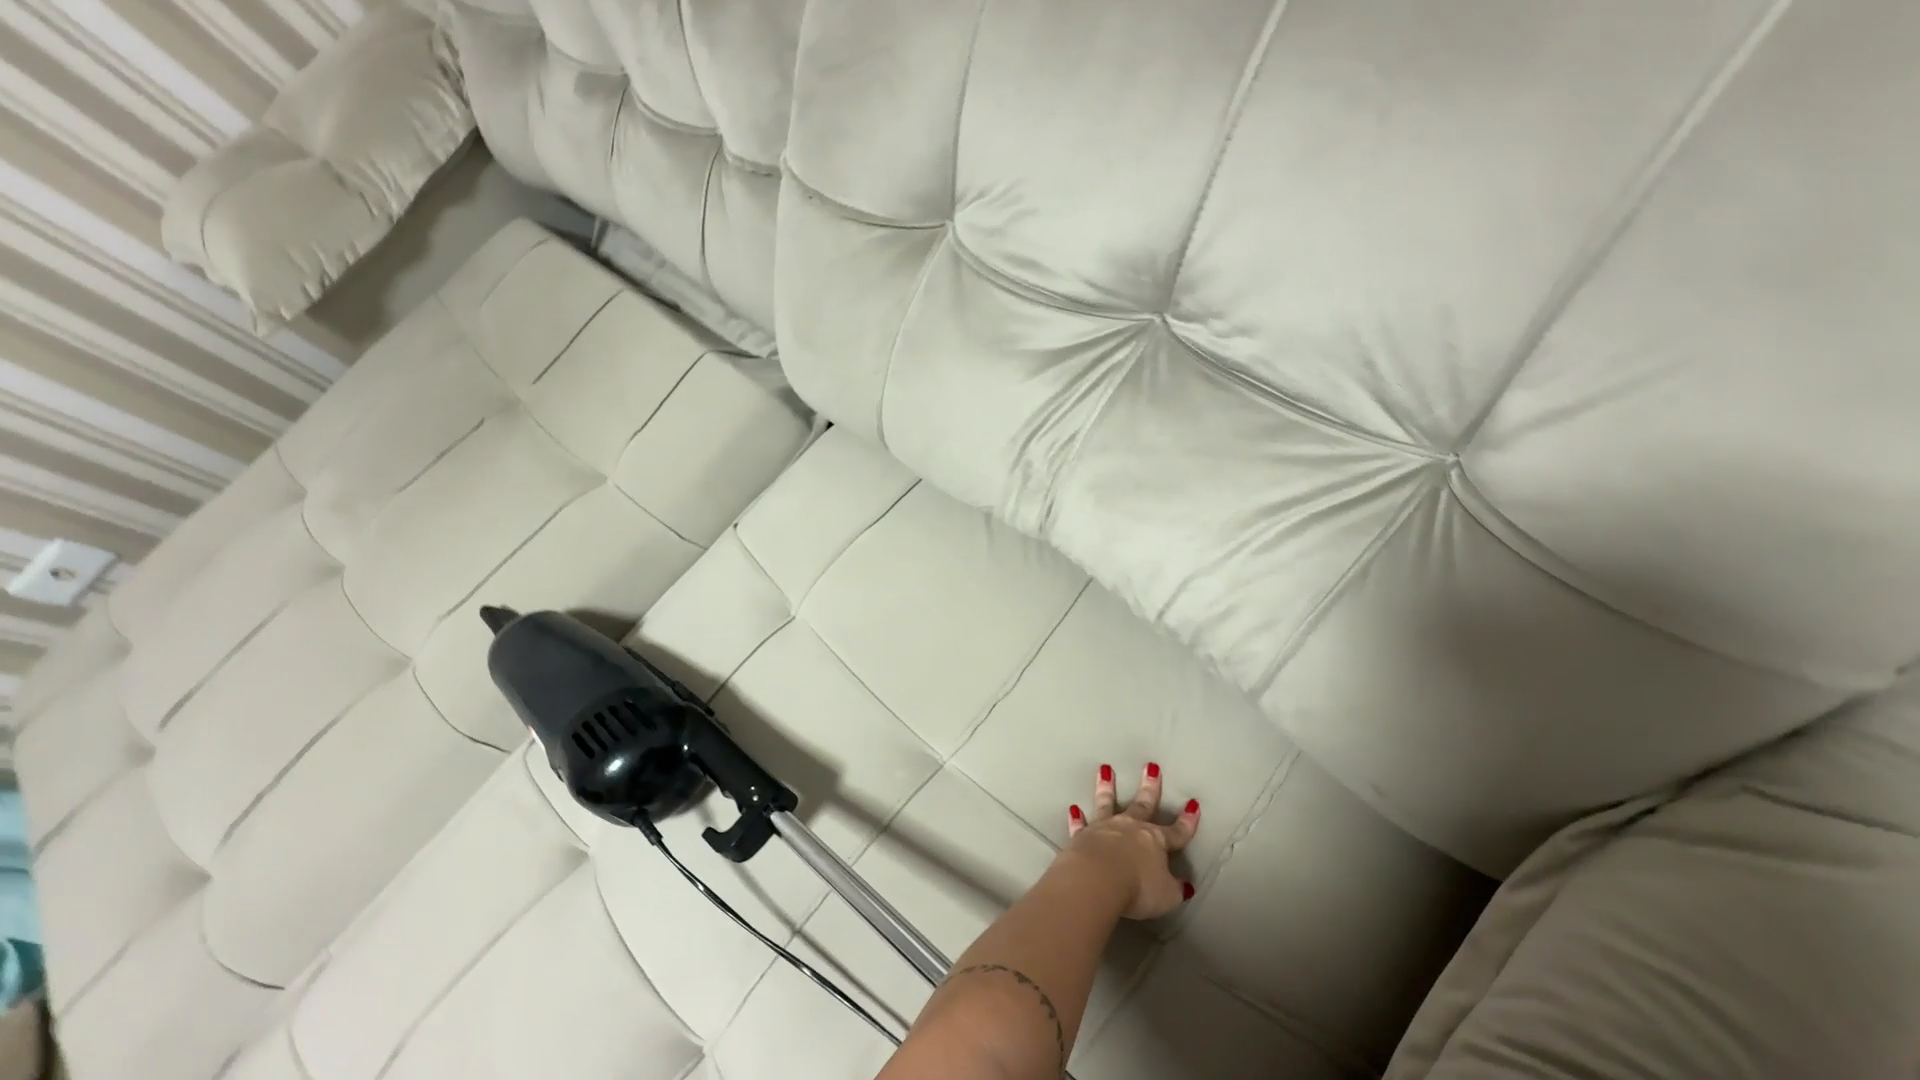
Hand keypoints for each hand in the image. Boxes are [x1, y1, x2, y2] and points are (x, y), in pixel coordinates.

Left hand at [1063, 763, 1199, 919]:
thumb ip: (1175, 889)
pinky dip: (1077, 818)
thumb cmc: (1137, 888)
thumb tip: (1185, 886)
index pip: (1176, 831)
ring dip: (1107, 787)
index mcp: (1155, 841)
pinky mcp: (1080, 836)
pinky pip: (1079, 824)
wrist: (1096, 880)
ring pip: (1106, 803)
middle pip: (1142, 805)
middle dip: (1149, 787)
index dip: (1187, 821)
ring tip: (1105, 769)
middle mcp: (1130, 828)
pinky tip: (1073, 809)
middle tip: (1151, 766)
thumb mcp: (1166, 895)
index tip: (1193, 804)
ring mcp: (1103, 829)